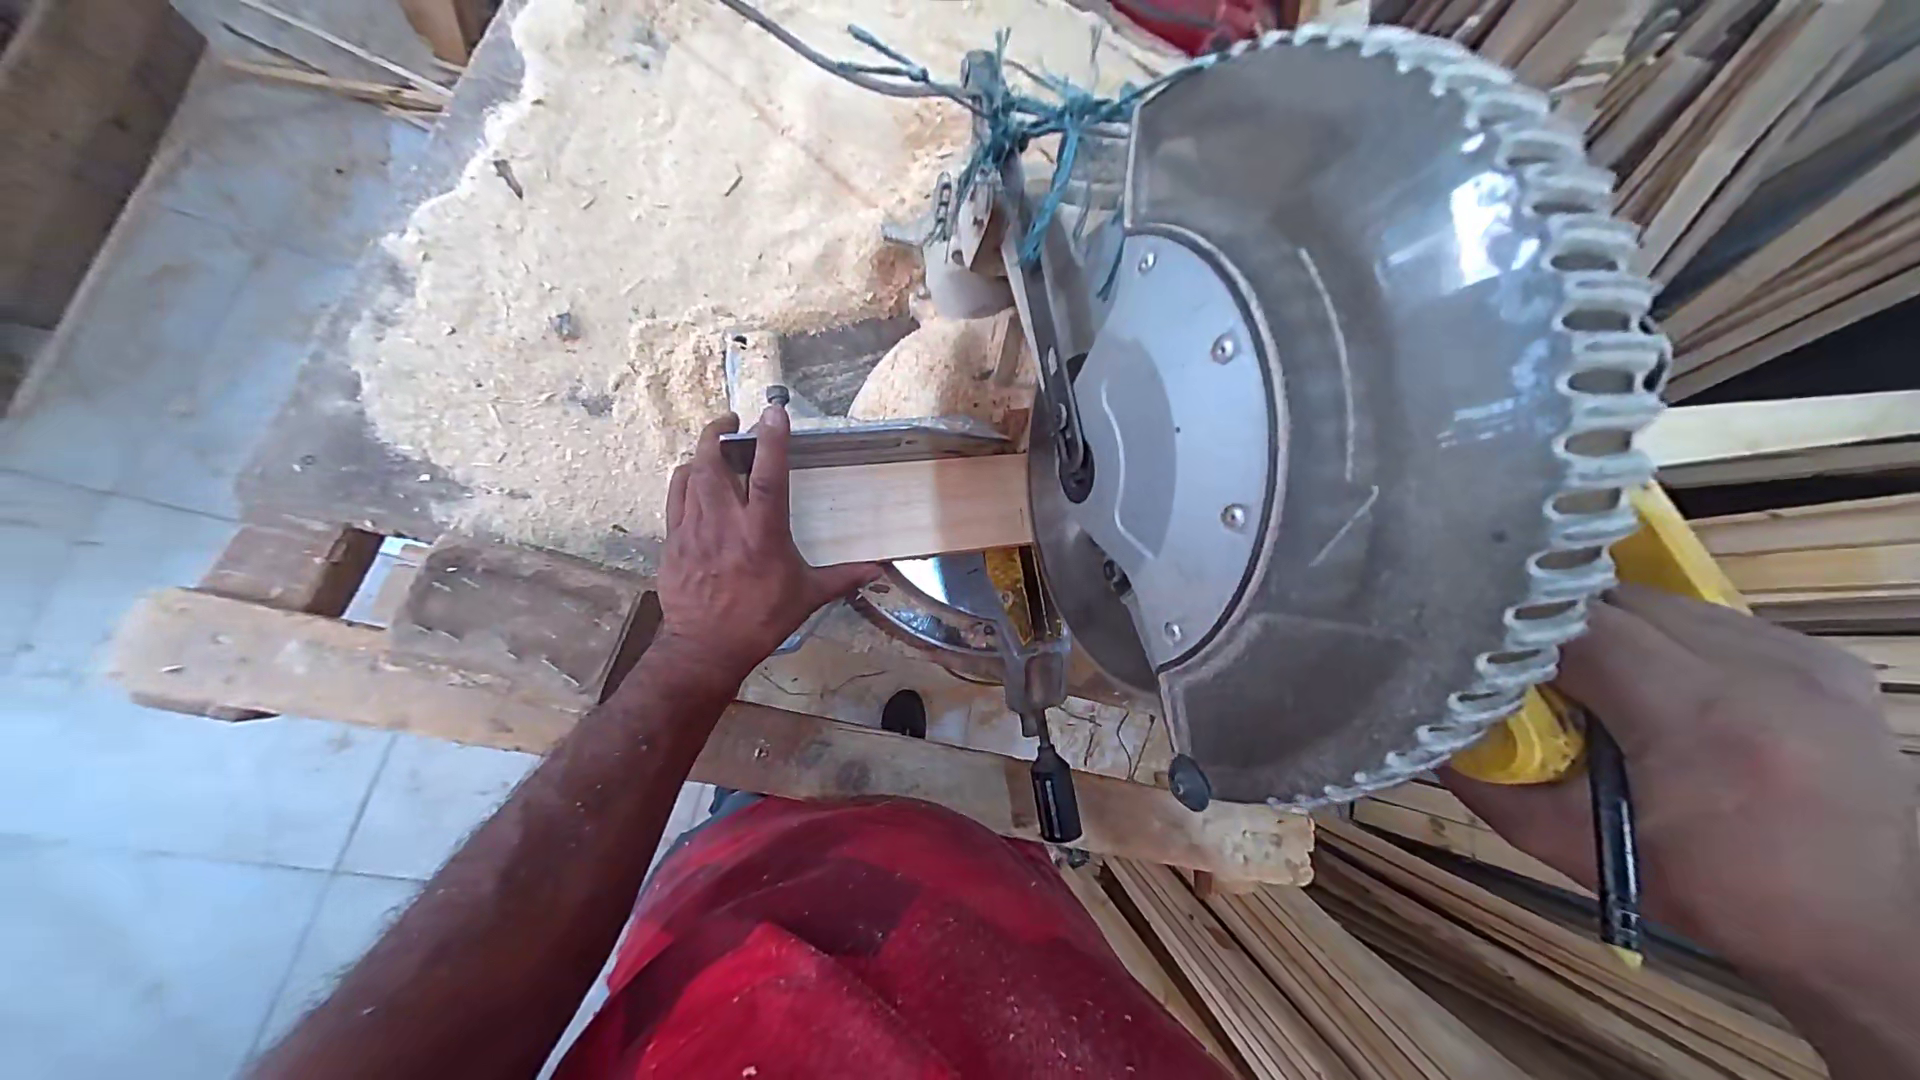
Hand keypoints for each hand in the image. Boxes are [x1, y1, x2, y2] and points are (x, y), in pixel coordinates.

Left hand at [646, 406, 879, 694]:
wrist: (706, 647)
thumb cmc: (762, 620)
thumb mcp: (807, 596)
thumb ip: (843, 576)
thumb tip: (879, 569)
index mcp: (762, 534)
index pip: (767, 476)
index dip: (772, 440)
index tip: (774, 412)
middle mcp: (725, 523)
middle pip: (713, 463)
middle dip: (717, 433)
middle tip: (730, 420)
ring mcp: (693, 529)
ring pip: (691, 475)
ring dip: (701, 452)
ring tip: (713, 443)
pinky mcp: (673, 540)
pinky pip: (674, 497)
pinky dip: (684, 478)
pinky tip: (693, 475)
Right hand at [1442, 586, 1919, 1070]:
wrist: (1891, 931)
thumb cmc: (1718, 895)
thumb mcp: (1575, 849)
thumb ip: (1486, 785)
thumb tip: (1426, 734)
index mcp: (1702, 720)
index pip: (1578, 626)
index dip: (1515, 628)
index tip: (1476, 647)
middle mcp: (1761, 669)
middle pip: (1612, 601)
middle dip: (1551, 625)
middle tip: (1517, 663)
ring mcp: (1799, 656)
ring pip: (1651, 601)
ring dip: (1598, 627)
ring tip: (1576, 673)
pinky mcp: (1817, 656)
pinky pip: (1695, 618)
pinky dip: (1648, 637)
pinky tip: (1642, 680)